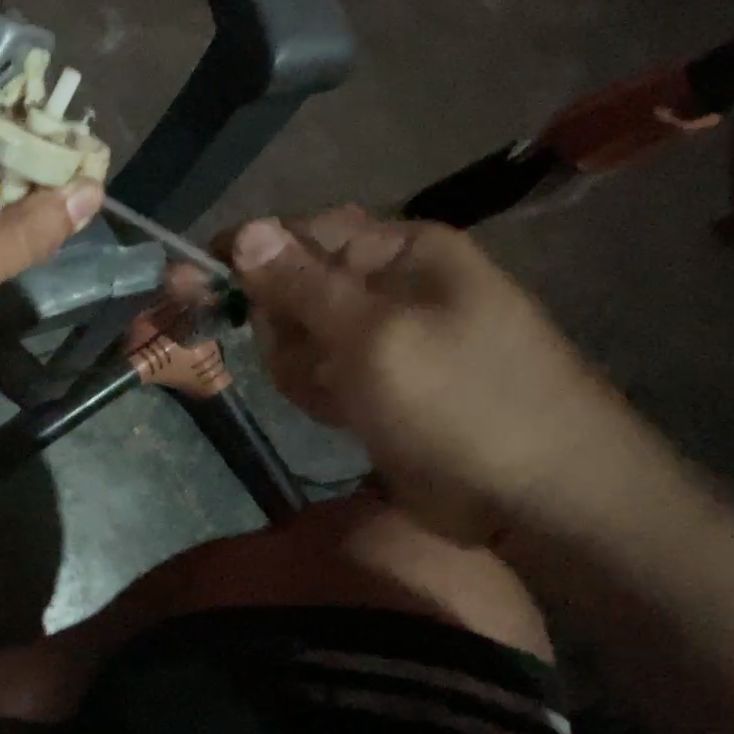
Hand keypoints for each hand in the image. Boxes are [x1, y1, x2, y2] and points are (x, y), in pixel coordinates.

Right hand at [228, 207, 645, 544]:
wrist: (545, 505)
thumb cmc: (462, 404)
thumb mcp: (373, 336)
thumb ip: (299, 282)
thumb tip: (242, 227)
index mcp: (400, 251)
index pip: (295, 233)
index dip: (242, 257)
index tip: (188, 286)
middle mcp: (388, 282)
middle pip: (286, 286)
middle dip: (280, 327)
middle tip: (306, 365)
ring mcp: (383, 335)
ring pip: (293, 334)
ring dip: (297, 367)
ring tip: (337, 398)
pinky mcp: (375, 380)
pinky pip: (314, 369)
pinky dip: (316, 391)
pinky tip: (344, 413)